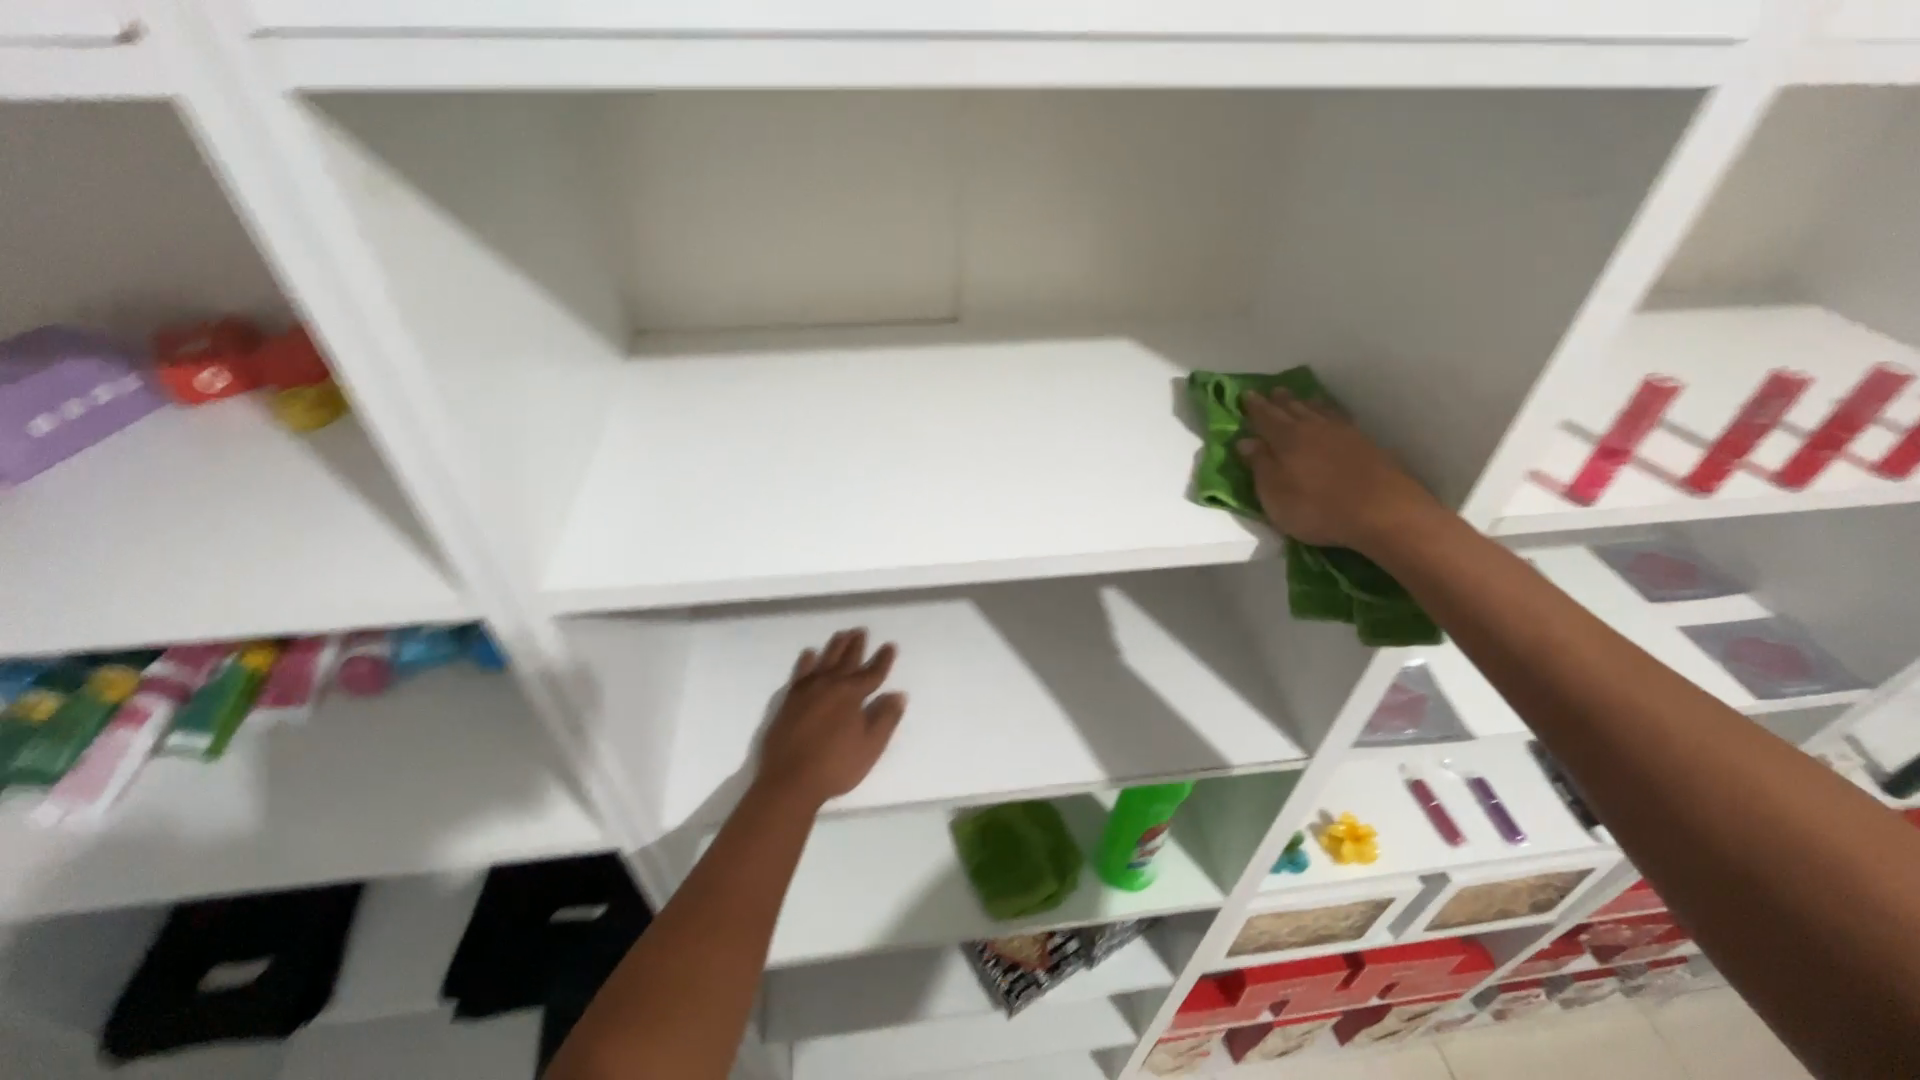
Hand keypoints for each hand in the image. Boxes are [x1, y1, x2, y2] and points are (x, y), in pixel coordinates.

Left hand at [755, 629, 906, 809]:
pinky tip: (809, 654)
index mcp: (852, 695)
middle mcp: (829, 685)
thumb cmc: (836, 766)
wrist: (789, 780)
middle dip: (856, 646)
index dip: (883, 660)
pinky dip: (806, 661)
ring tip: (841, 635)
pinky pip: (800, 672)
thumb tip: (898, 694)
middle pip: (846, 661)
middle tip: (861, 631)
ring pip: (823, 661)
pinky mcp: (789, 701)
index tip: (890, 646)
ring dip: (834, 647)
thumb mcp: (870, 746)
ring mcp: (806, 691)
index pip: (872, 673)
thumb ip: (885, 718)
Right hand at [1236, 389, 1441, 551]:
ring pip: (1320, 411)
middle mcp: (1314, 428)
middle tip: (1273, 391)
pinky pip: (1341, 419)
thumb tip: (1246, 441)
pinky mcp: (1366, 444)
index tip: (1246, 395)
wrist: (1383, 512)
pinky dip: (1331, 414)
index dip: (1254, 407)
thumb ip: (1260, 466)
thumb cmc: (1318, 508)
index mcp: (1287, 439)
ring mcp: (1344, 434)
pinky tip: (1334, 418)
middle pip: (1294, 409)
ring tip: (1302, 399)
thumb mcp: (1276, 495)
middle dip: (1280, 401)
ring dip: (1307, 404)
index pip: (1265, 417)